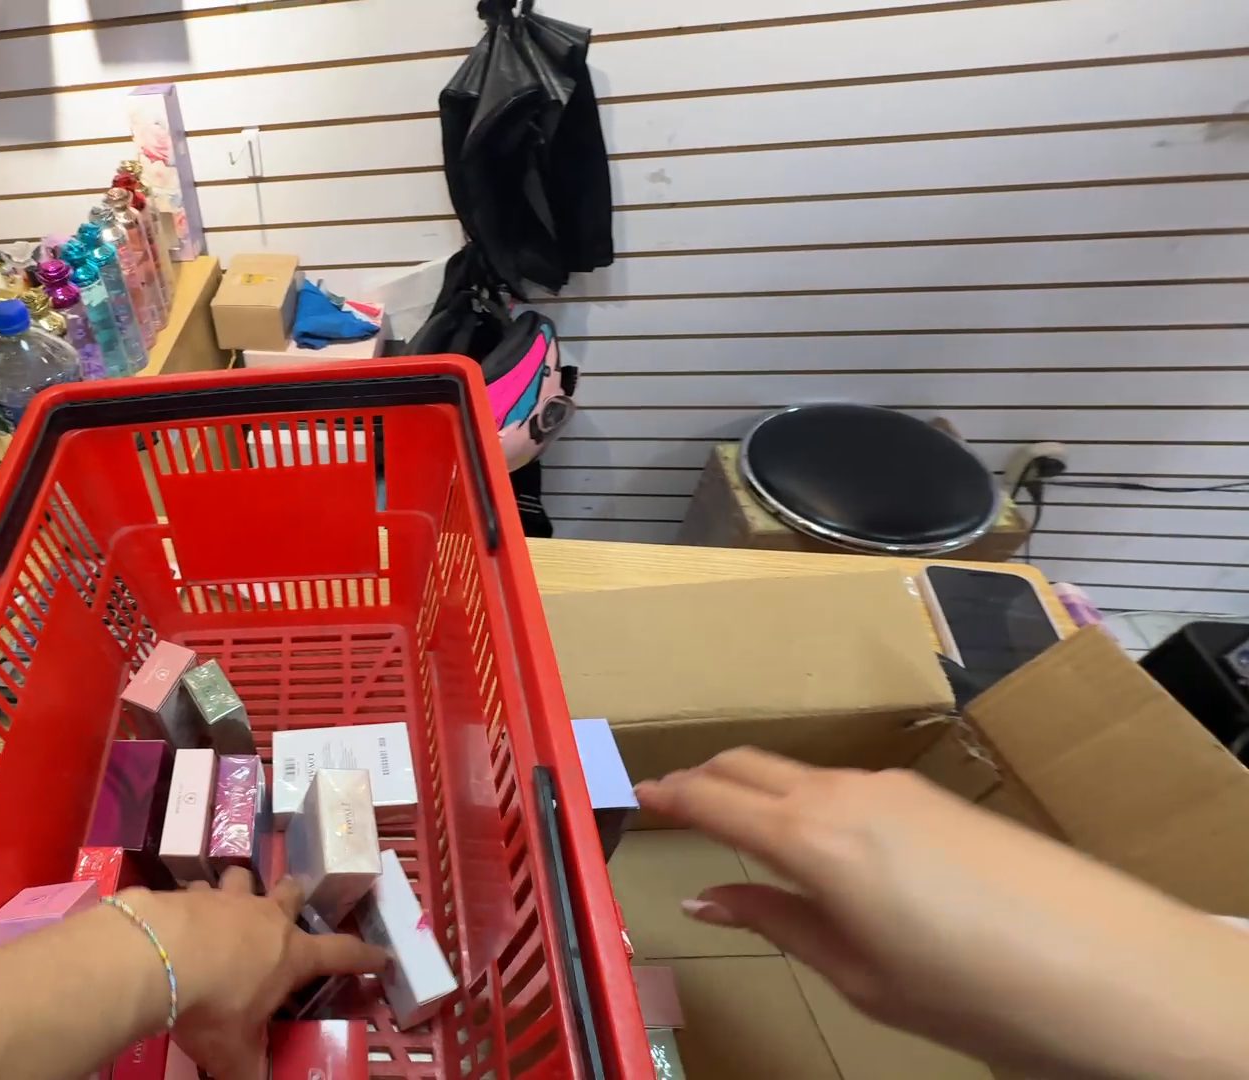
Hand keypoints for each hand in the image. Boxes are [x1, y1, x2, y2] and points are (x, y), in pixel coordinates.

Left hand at [128, 871, 386, 1079]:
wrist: (160, 956)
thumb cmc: (213, 1006)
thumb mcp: (234, 1054)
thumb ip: (249, 1070)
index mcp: (289, 954)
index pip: (340, 952)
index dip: (363, 956)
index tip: (382, 955)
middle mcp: (264, 916)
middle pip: (291, 891)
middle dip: (293, 898)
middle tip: (286, 909)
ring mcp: (227, 897)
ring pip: (243, 878)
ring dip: (239, 890)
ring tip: (227, 906)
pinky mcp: (190, 891)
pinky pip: (196, 890)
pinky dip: (192, 902)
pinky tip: (180, 917)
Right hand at [636, 748, 1248, 1079]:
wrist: (1138, 979)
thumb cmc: (981, 996)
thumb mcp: (862, 976)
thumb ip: (775, 922)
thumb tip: (704, 899)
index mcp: (807, 842)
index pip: (708, 801)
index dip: (665, 796)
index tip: (635, 795)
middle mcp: (833, 794)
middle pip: (738, 764)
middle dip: (695, 778)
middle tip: (671, 802)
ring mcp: (881, 784)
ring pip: (784, 768)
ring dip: (745, 783)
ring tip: (736, 818)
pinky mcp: (921, 788)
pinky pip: (832, 778)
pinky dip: (795, 792)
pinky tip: (815, 831)